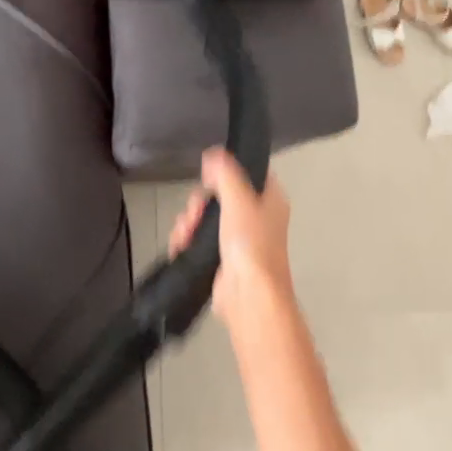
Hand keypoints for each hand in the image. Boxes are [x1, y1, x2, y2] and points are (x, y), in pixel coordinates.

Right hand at [169, 147, 294, 321]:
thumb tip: (213, 155)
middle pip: (219, 195)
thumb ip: (225, 173)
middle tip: (195, 213)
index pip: (246, 173)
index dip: (224, 173)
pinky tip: (181, 244)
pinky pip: (199, 239)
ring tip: (185, 234)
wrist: (248, 295)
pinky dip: (187, 239)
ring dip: (189, 222)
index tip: (208, 179)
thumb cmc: (250, 244)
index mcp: (269, 199)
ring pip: (205, 217)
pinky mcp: (222, 257)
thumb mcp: (239, 199)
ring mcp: (238, 238)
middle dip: (199, 203)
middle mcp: (256, 216)